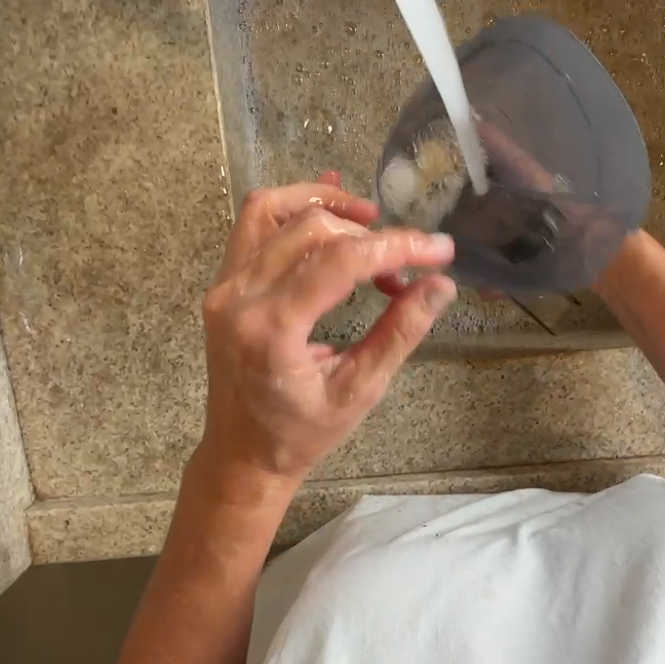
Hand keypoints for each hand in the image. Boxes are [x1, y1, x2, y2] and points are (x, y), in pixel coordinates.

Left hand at [198, 173, 456, 488]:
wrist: (242, 455)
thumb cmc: (301, 434)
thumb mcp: (359, 391)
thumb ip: (399, 333)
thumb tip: (441, 285)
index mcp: (272, 329)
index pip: (340, 261)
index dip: (396, 247)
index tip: (440, 250)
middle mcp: (239, 296)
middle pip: (311, 229)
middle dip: (370, 239)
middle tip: (405, 271)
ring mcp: (224, 286)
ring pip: (275, 212)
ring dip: (329, 208)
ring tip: (371, 223)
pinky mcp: (223, 283)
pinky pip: (253, 225)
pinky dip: (294, 208)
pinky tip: (331, 210)